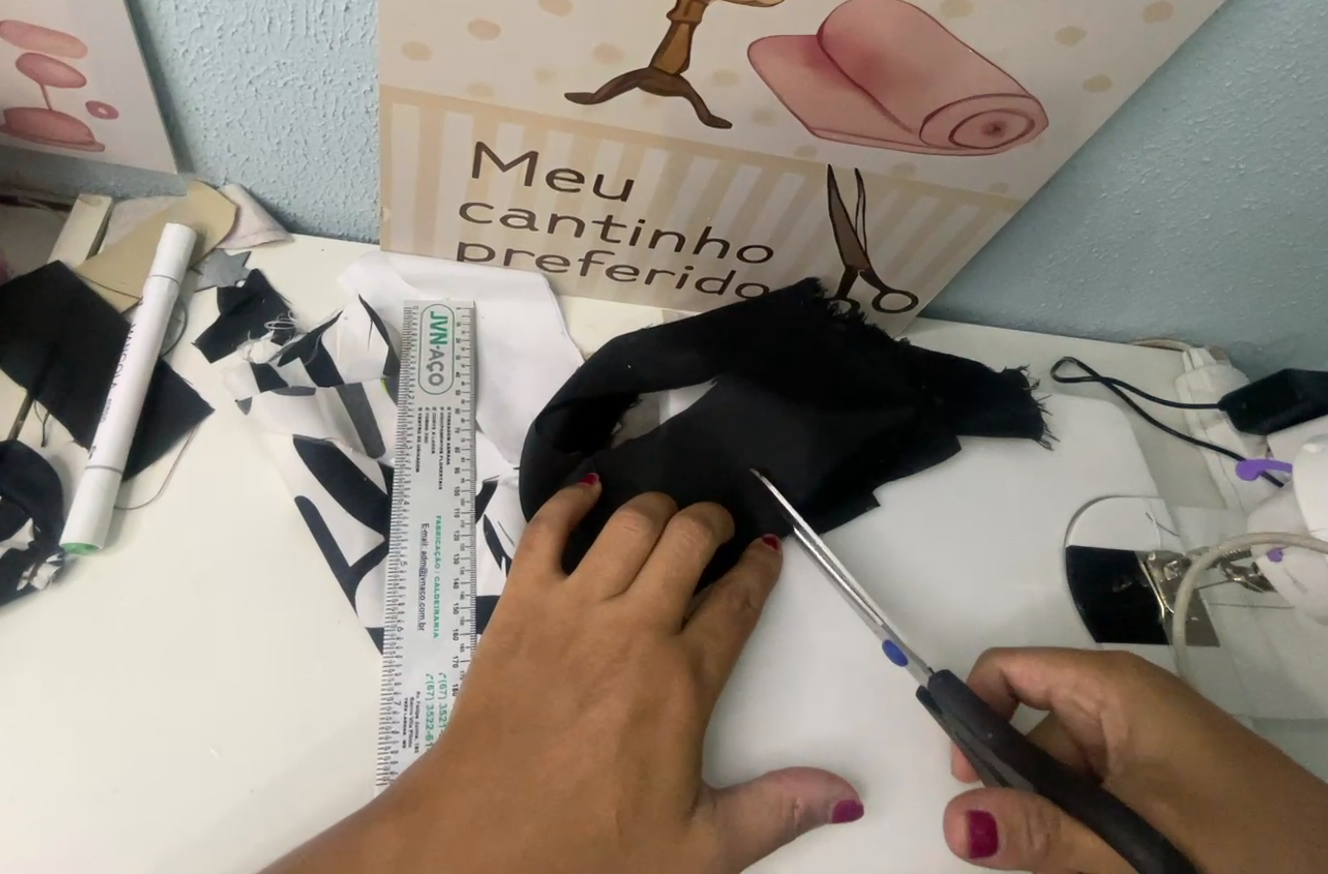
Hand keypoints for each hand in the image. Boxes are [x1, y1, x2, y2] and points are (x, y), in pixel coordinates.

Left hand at [272, 478, 861, 873]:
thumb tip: (849, 794)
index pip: (738, 600)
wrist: (478, 843)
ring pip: (629, 524)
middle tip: (719, 526)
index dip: (760, 567)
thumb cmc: (588, 849)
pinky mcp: (521, 601)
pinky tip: (590, 490)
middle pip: (688, 540)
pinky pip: (546, 530)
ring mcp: (573, 607)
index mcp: (682, 680)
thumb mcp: (698, 847)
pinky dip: (569, 500)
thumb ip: (776, 810)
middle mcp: (633, 627)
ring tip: (668, 514)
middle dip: (713, 521)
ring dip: (657, 507)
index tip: (768, 549)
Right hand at [942, 648, 1327, 873]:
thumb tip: (950, 822)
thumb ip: (1041, 835)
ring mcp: (1153, 754)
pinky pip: (1106, 808)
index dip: (974, 716)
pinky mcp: (1176, 796)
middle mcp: (1125, 708)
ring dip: (1062, 832)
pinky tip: (1111, 873)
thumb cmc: (1257, 858)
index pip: (1007, 671)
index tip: (969, 786)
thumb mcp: (1136, 851)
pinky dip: (1096, 844)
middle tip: (1037, 861)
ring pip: (1068, 783)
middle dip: (1023, 797)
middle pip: (1032, 735)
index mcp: (1112, 690)